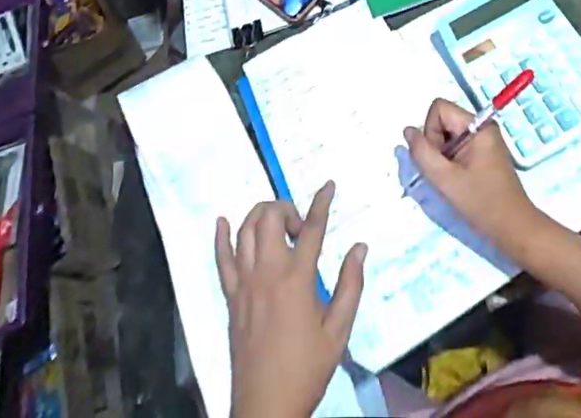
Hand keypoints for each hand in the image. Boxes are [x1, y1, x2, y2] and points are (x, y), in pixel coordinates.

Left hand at [216, 182, 366, 417]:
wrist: (265, 409)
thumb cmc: (307, 370)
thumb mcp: (339, 330)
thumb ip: (350, 285)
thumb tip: (359, 247)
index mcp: (297, 280)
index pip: (312, 228)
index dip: (321, 202)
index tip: (328, 185)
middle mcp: (267, 274)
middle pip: (269, 218)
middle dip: (287, 209)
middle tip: (302, 230)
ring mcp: (244, 285)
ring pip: (244, 231)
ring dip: (261, 217)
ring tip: (279, 227)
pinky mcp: (230, 299)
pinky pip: (221, 260)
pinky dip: (221, 237)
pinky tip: (223, 221)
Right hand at [404, 99, 557, 260]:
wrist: (512, 227)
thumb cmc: (481, 202)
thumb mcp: (445, 179)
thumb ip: (423, 153)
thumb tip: (408, 130)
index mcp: (478, 125)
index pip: (439, 108)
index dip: (430, 131)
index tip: (438, 158)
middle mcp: (481, 126)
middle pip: (443, 119)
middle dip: (435, 143)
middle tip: (444, 171)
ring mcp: (483, 139)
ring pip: (447, 134)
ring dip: (441, 154)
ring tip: (450, 178)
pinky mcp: (483, 152)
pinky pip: (456, 145)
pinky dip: (449, 160)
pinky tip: (456, 180)